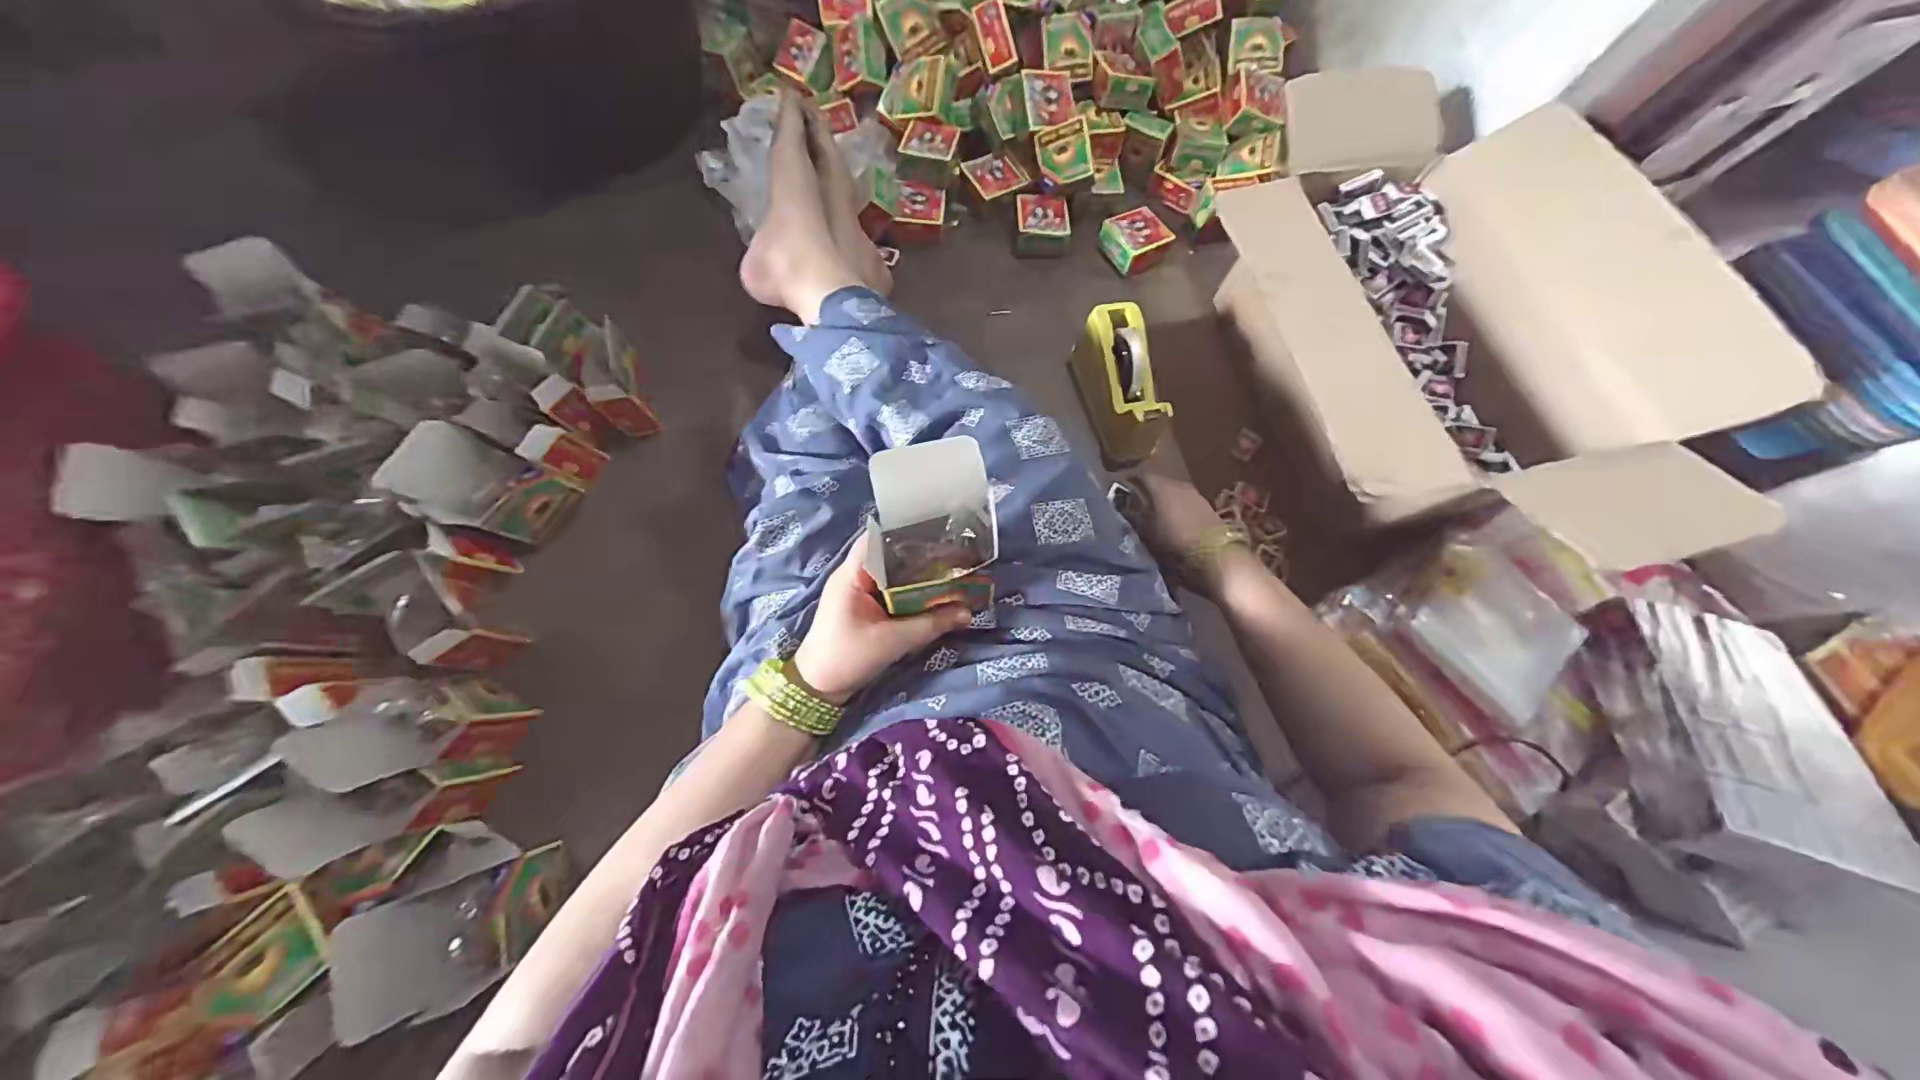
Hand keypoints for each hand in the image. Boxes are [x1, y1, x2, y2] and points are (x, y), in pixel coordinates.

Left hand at [791, 533, 973, 705]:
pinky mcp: (862, 606)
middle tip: (952, 553)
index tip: (936, 532)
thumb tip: (968, 612)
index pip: (877, 538)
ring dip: (915, 573)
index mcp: (851, 575)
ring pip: (890, 573)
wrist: (818, 689)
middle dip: (919, 554)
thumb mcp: (893, 642)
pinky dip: (908, 590)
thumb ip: (931, 625)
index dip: (906, 531)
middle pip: (888, 554)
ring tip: (948, 569)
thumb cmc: (847, 658)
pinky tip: (931, 592)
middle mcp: (853, 576)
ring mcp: (856, 591)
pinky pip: (889, 589)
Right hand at [1126, 451, 1257, 602]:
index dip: (1125, 485)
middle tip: (1129, 511)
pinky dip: (1173, 512)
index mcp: (1162, 486)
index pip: (1137, 476)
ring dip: (1160, 505)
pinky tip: (1168, 527)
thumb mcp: (1145, 534)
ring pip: (1171, 495)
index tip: (1113, 497)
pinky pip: (1183, 506)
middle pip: (1155, 485)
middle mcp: (1179, 485)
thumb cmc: (1176, 547)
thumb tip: (1118, 505)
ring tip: (1147, 521)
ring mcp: (1196, 497)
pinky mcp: (1207, 510)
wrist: (1219, 562)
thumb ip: (1131, 516)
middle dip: (1142, 495)